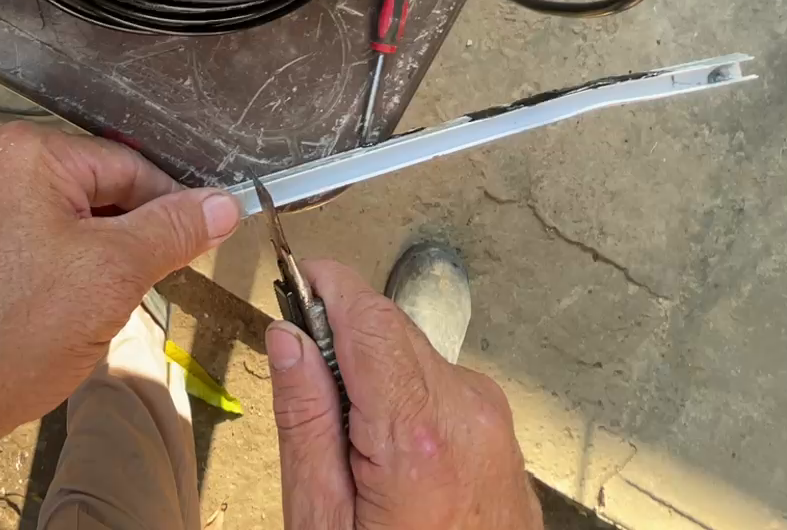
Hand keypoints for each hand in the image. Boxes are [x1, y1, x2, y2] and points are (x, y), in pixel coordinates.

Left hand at [0, 122, 239, 529]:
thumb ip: (171, 230)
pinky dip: (36, 266)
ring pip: (46, 217)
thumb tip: (221, 204)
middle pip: (82, 189)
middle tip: (133, 288)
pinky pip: (7, 238)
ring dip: (78, 254)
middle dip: (117, 236)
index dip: (167, 206)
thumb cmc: (6, 334)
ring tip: (79, 310)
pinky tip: (36, 312)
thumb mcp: (111, 276)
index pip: (124, 166)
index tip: (192, 241)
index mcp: (24, 150)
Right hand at [268, 260, 542, 529]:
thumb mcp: (320, 519)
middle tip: (301, 369)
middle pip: (387, 325)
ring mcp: (491, 422)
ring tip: (344, 426)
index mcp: (418, 434)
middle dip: (339, 329)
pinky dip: (400, 385)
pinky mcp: (498, 433)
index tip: (292, 280)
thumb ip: (304, 416)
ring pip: (410, 348)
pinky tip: (382, 440)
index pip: (367, 314)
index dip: (325, 284)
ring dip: (369, 360)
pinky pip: (436, 378)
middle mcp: (467, 413)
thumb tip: (288, 334)